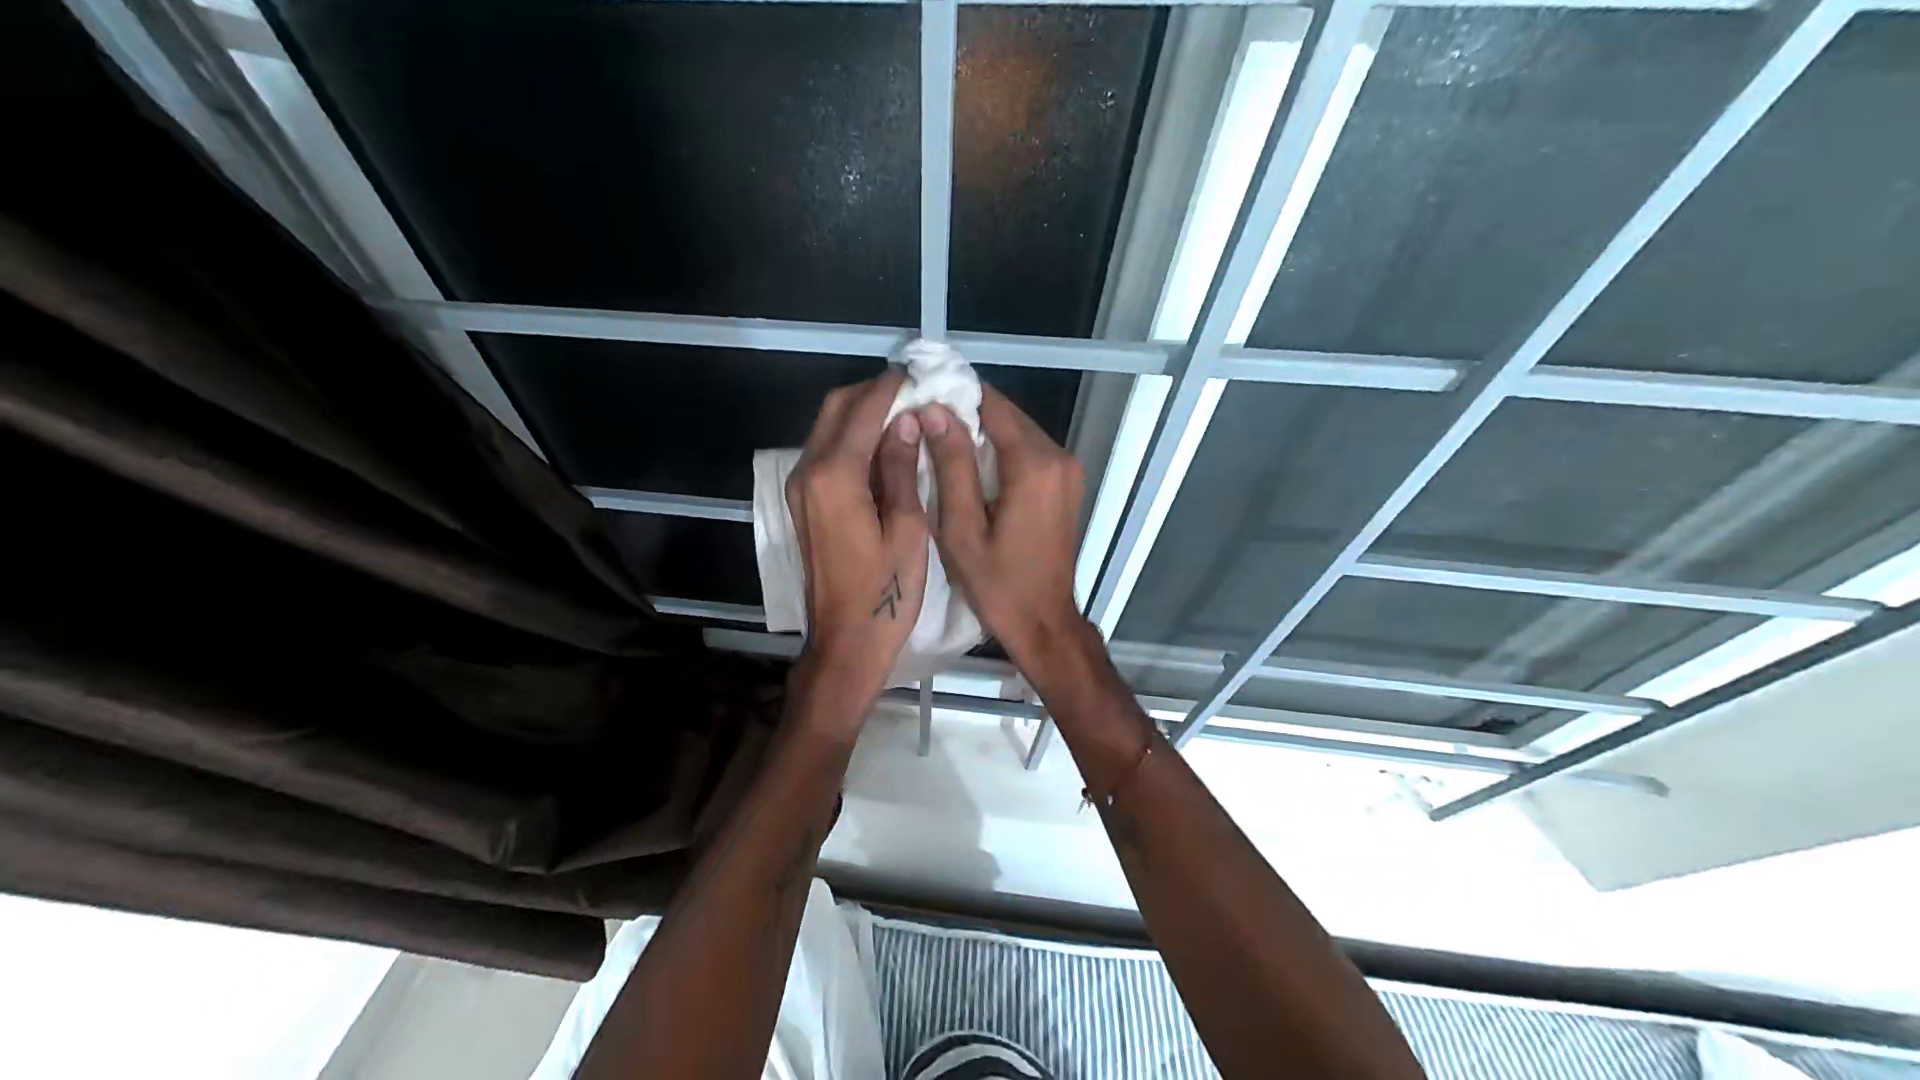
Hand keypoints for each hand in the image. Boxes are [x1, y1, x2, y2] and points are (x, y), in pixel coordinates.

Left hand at [785, 371, 929, 724]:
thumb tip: (906, 422)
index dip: (893, 388)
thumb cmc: (886, 594)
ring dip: (861, 413)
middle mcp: (808, 473)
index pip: (864, 411)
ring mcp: (800, 488)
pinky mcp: (803, 503)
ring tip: (905, 415)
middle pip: (835, 409)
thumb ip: (903, 470)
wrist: (845, 642)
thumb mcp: (908, 530)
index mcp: (836, 477)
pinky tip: (886, 448)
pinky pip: (826, 453)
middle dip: (873, 392)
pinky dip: (853, 439)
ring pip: (827, 428)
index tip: (922, 374)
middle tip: (914, 392)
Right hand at [919, 387, 1086, 665]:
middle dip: (966, 415)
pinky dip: (1000, 451)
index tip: (920, 403)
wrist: (1043, 621)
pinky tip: (972, 468)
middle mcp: (1058, 457)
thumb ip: (951, 465)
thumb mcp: (962, 528)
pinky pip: (1029, 451)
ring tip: (941, 446)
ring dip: (982, 433)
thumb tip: (935, 411)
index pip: (991, 404)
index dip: (954, 397)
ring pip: (1018, 431)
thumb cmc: (997, 583)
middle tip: (924, 426)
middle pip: (1007, 414)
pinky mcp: (1067, 483)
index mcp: (1034, 465)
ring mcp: (1068, 469)